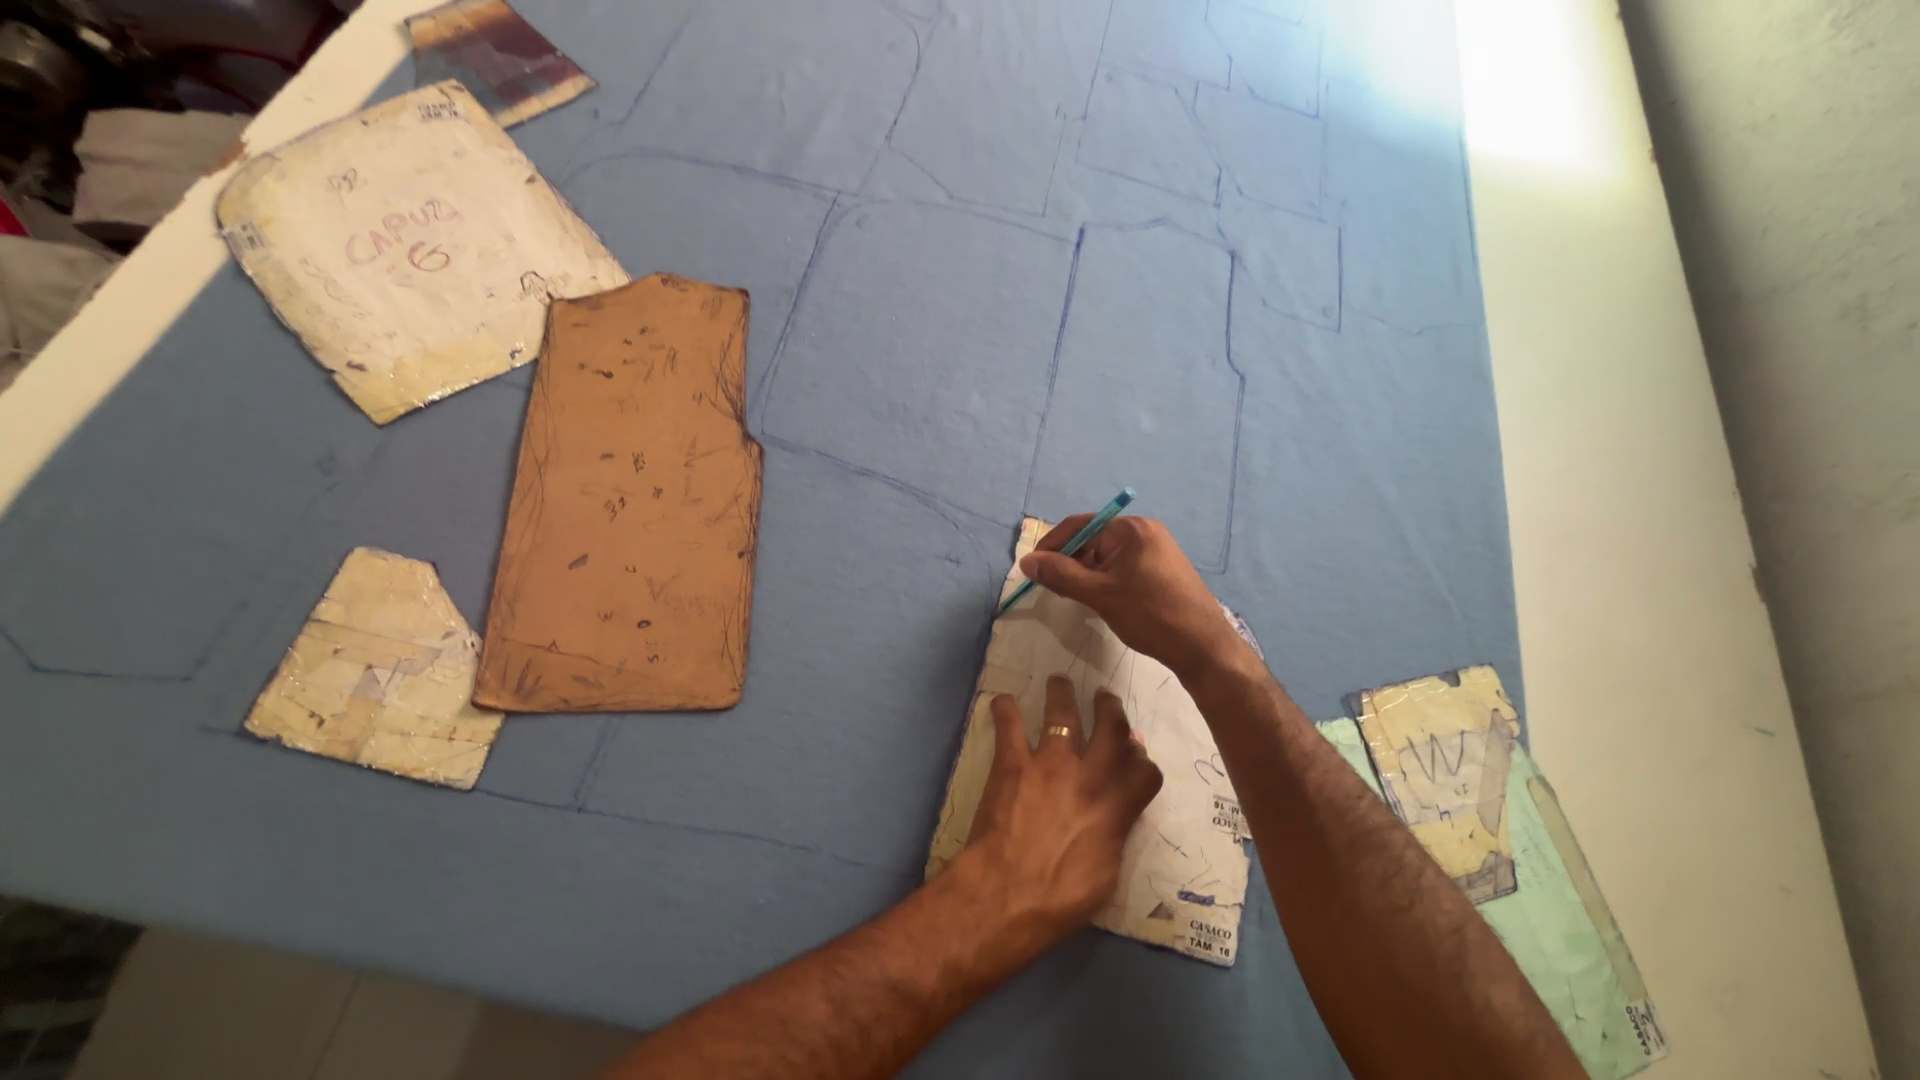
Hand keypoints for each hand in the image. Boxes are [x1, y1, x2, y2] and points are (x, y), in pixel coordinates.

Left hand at [960, 676, 1162, 940]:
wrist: (1009, 892)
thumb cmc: (1062, 897)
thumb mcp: (1107, 873)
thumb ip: (1115, 832)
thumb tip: (1120, 812)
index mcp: (1117, 806)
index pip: (1145, 770)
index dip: (1142, 758)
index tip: (1136, 750)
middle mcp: (1089, 776)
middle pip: (1111, 728)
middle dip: (1111, 708)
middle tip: (1105, 697)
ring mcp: (1050, 765)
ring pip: (1063, 714)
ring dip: (1062, 693)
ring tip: (1059, 681)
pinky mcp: (1013, 763)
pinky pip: (1010, 725)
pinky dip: (1005, 709)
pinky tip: (1002, 700)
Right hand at [1019, 516, 1244, 678]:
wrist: (1202, 646)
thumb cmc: (1150, 615)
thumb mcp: (1099, 594)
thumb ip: (1060, 575)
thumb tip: (1027, 562)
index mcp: (1130, 528)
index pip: (1078, 527)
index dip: (1050, 546)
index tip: (1031, 570)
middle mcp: (1144, 531)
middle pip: (1092, 539)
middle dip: (1069, 561)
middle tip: (1052, 588)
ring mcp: (1156, 549)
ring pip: (1106, 555)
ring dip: (1087, 573)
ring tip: (1076, 597)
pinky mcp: (1162, 568)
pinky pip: (1123, 565)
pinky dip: (1105, 579)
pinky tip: (1102, 600)